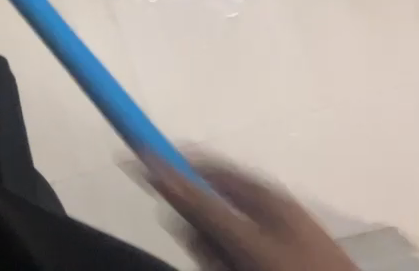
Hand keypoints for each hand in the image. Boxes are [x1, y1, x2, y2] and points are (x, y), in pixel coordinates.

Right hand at [147, 161, 359, 270]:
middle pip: (207, 204)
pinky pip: (231, 255)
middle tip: (200, 248)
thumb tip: (147, 157)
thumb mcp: (245, 239)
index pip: (205, 165)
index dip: (174, 167)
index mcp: (264, 193)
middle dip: (196, 227)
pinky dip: (224, 263)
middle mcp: (266, 211)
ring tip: (222, 268)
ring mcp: (273, 241)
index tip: (145, 177)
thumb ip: (196, 202)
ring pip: (217, 235)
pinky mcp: (272, 264)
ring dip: (209, 251)